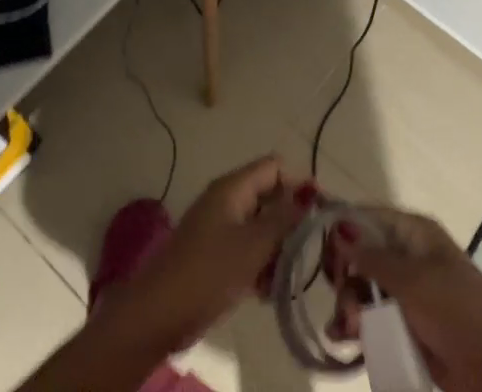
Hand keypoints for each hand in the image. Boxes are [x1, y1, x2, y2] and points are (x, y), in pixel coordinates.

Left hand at [98, 156, 315, 353]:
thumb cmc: (208, 272)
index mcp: (232, 188)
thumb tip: (310, 192)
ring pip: (262, 228)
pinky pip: (249, 251)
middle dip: (292, 223)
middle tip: (312, 253)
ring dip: (279, 250)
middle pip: (271, 198)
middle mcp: (227, 201)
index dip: (300, 185)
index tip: (321, 216)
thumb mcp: (254, 244)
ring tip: (289, 277)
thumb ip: (285, 217)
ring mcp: (220, 229)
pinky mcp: (216, 256)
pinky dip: (261, 266)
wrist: (159, 314)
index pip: (275, 168)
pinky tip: (268, 292)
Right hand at [328, 208, 481, 391]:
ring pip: (358, 289)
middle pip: (356, 254)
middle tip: (343, 300)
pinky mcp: (403, 323)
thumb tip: (337, 226)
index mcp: (414, 233)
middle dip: (343, 278)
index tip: (326, 259)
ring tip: (349, 330)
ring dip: (347, 308)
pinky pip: (369, 317)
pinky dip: (355, 327)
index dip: (340, 232)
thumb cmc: (458, 314)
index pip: (365, 218)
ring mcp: (405, 291)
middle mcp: (407, 255)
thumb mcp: (413, 281)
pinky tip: (346, 341)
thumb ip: (371, 256)